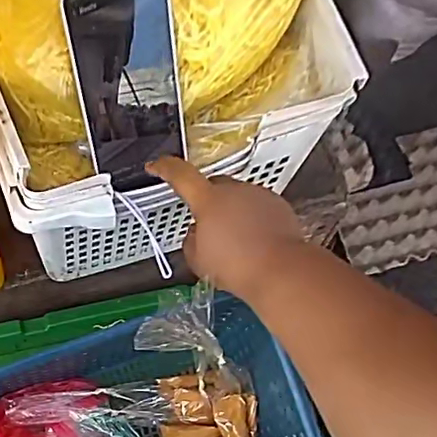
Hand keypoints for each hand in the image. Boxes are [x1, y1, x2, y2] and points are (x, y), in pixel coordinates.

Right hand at [147, 156, 309, 295]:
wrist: (279, 271)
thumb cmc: (236, 266)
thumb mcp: (198, 261)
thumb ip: (190, 241)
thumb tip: (195, 235)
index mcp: (208, 200)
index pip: (181, 175)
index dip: (165, 168)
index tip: (156, 166)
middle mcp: (234, 190)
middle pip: (213, 187)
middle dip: (206, 204)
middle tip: (205, 230)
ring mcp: (258, 195)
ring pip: (236, 199)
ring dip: (230, 215)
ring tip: (232, 244)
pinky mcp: (277, 206)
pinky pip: (257, 208)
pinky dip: (251, 221)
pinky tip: (252, 244)